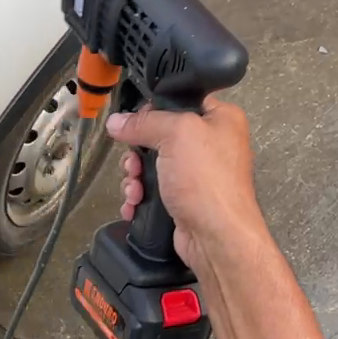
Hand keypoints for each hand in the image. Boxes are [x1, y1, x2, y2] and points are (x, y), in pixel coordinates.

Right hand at [105, 98, 265, 269]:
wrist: (214, 235)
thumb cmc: (209, 183)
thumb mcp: (176, 134)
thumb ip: (144, 123)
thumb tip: (118, 121)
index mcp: (219, 119)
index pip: (179, 103)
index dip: (153, 113)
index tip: (135, 125)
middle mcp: (209, 145)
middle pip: (159, 139)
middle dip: (137, 155)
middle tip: (133, 165)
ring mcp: (196, 176)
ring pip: (152, 168)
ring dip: (135, 180)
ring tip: (134, 191)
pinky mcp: (183, 201)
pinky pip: (153, 193)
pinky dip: (139, 198)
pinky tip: (134, 204)